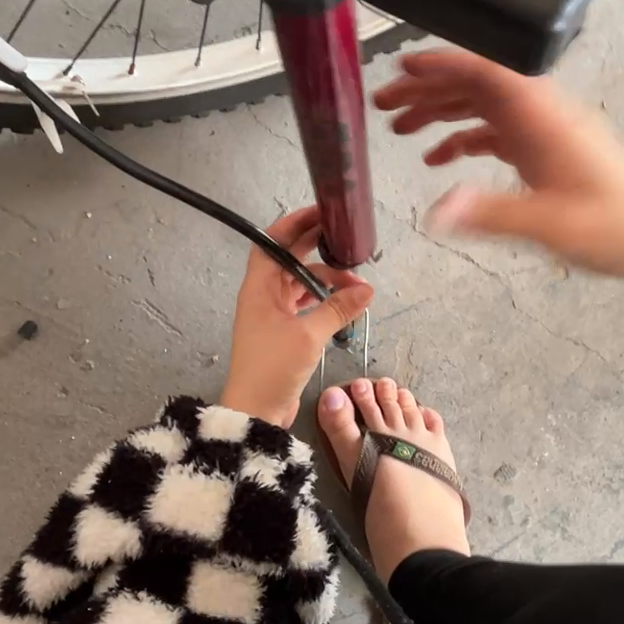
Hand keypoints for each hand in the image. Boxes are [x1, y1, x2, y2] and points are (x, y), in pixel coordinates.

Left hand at [220, 207, 373, 427]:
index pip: (272, 242)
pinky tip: (344, 303)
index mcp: (259, 288)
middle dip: (316, 249)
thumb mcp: (309, 334)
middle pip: (289, 260)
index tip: (321, 214)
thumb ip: (338, 309)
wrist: (256, 410)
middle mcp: (263, 296)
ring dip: (326, 280)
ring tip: (355, 285)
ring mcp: (272, 314)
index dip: (294, 224)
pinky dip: (323, 300)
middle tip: (345, 241)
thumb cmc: (272, 368)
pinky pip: (304, 305)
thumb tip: (367, 289)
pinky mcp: (283, 332)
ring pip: (301, 284)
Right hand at [374, 49, 623, 288]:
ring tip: (400, 130)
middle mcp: (542, 116)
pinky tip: (441, 160)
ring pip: (483, 109)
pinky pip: (495, 136)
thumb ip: (491, 214)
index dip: (443, 65)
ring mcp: (544, 134)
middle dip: (427, 90)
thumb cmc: (623, 227)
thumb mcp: (552, 224)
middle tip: (383, 104)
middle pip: (477, 86)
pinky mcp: (546, 154)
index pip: (487, 73)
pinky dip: (463, 141)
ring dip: (441, 113)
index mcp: (546, 118)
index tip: (403, 67)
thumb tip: (435, 211)